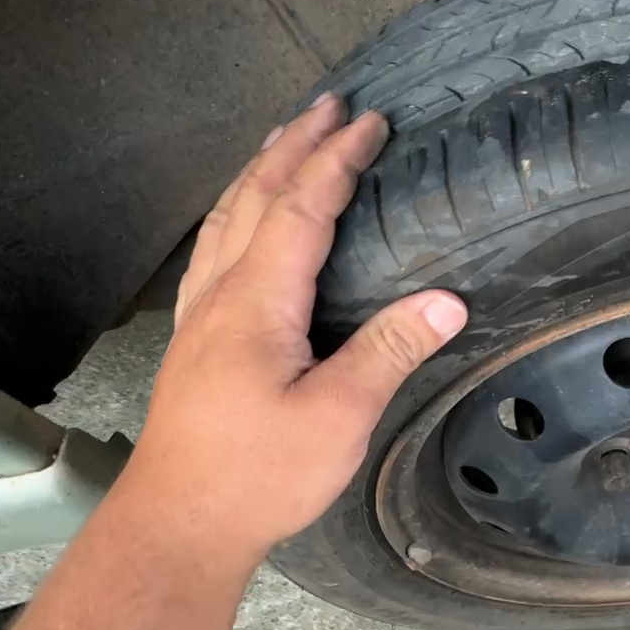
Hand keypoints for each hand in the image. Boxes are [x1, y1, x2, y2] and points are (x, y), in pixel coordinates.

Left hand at [113, 94, 467, 570]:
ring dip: (261, 169)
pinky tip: (243, 219)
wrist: (180, 524)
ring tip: (287, 138)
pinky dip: (238, 210)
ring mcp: (201, 314)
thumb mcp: (340, 415)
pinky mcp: (198, 338)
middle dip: (296, 145)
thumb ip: (390, 350)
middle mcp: (222, 293)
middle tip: (329, 104)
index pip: (301, 209)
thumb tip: (449, 301)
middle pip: (256, 196)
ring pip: (227, 217)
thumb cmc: (259, 472)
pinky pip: (216, 248)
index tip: (370, 123)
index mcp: (258, 301)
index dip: (337, 161)